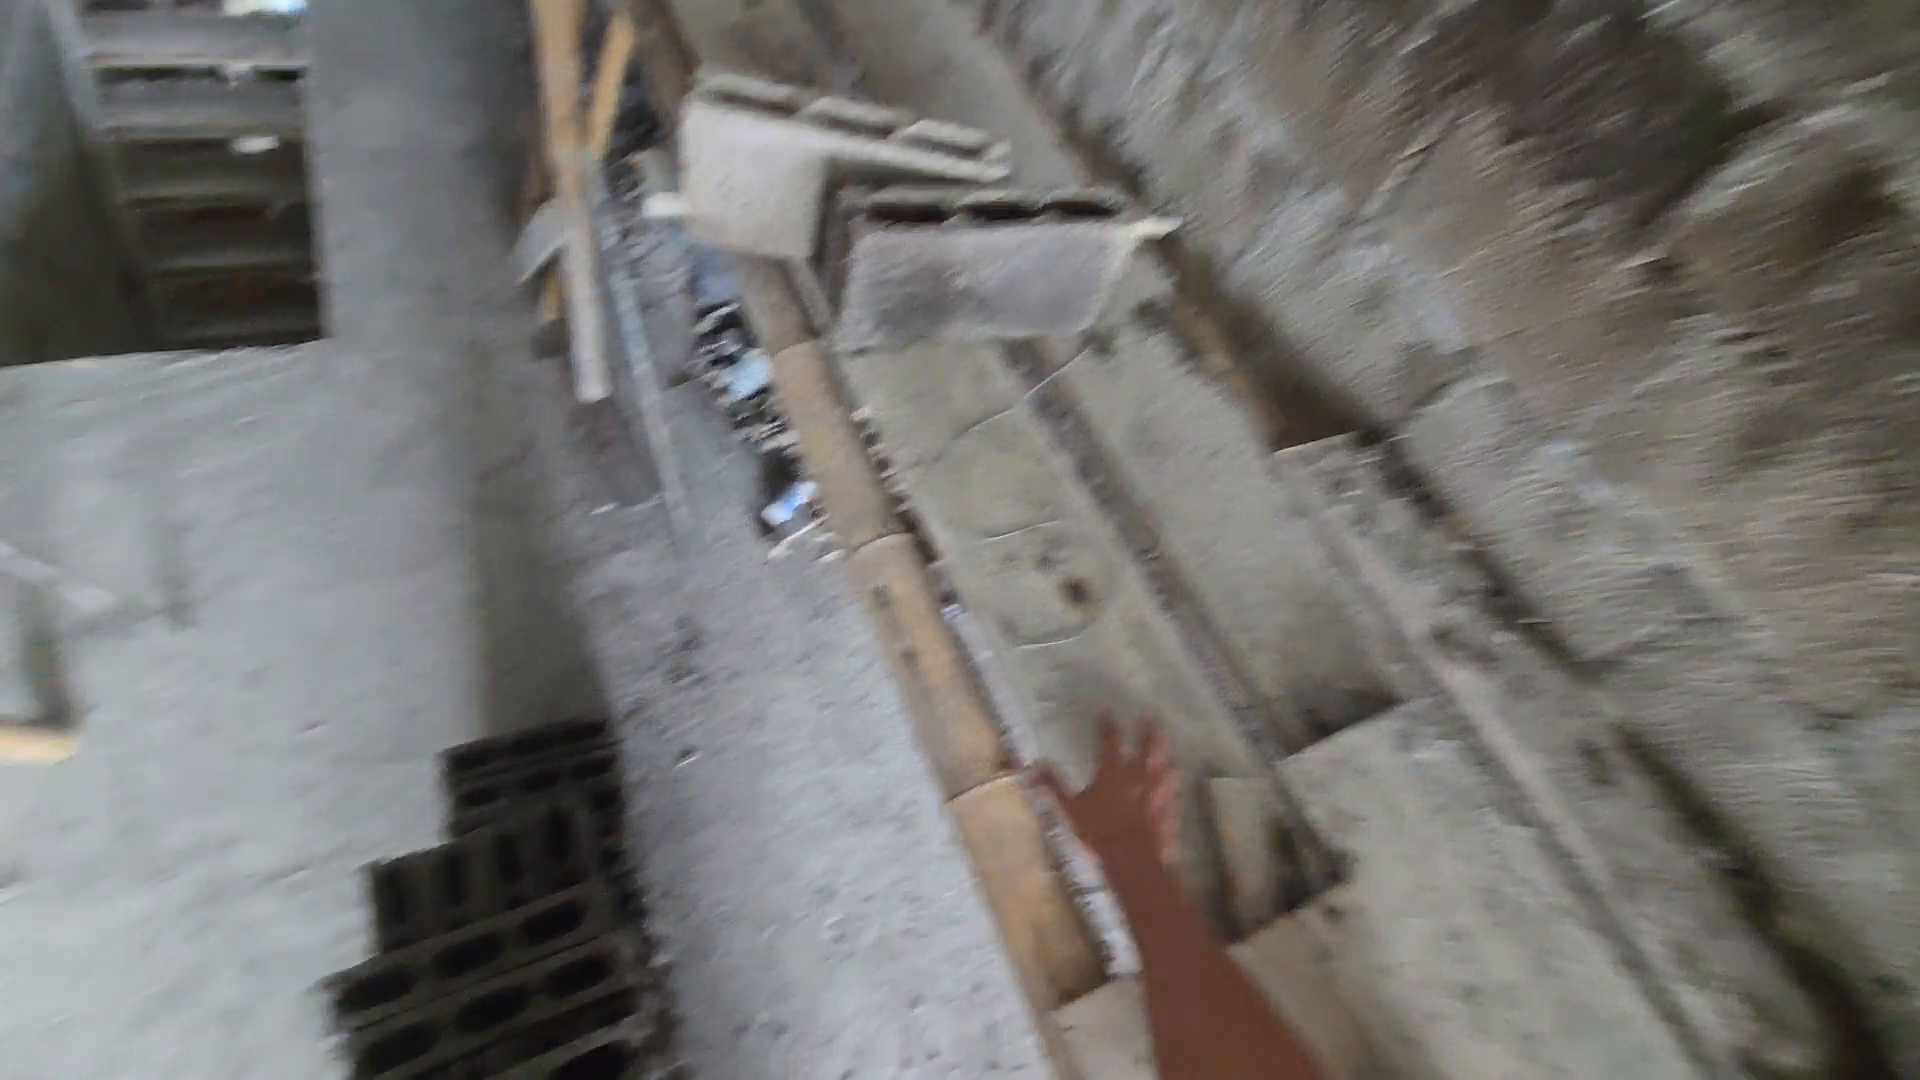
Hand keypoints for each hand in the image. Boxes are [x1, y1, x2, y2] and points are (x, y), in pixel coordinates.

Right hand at [1031, 714, 1179, 872]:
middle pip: (1148, 745)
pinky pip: (1175, 790)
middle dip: (1149, 729)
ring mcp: (1158, 792)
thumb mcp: (1070, 808)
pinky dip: (1175, 782)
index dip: (1108, 724)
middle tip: (1152, 713)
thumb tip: (1033, 765)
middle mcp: (1139, 775)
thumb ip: (1053, 785)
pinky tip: (1176, 781)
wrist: (1134, 860)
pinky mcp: (1171, 809)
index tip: (1107, 711)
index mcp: (1113, 771)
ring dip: (1167, 751)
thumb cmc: (1099, 832)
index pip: (1111, 740)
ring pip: (1166, 764)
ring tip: (1168, 743)